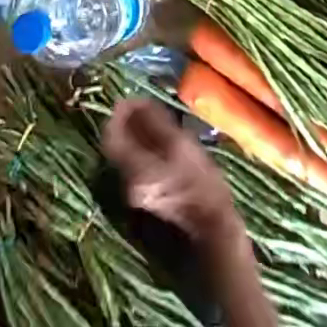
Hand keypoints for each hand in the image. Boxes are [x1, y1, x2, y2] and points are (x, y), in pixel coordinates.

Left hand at [102, 99, 242, 248]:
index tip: (130, 98)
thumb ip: (156, 122)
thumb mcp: (182, 146)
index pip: (112, 136)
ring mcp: (136, 191)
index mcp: (134, 168)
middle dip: (127, 121)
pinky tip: (160, 138)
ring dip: (135, 133)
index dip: (118, 114)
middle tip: (142, 104)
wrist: (214, 228)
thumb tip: (139, 101)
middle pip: (118, 144)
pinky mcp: (147, 194)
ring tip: (153, 116)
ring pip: (127, 153)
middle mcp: (128, 181)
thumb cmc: (202, 184)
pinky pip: (137, 163)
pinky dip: (143, 147)